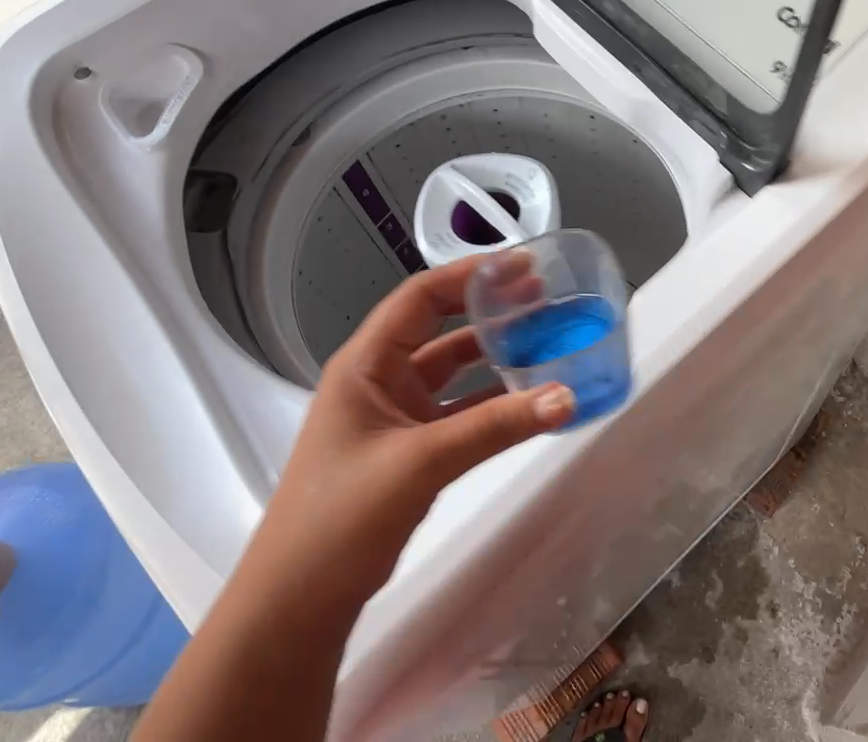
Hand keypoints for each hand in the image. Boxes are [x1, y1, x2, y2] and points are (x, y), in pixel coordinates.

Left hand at [245, 255, 574, 607]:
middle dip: (492, 310)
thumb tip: (568, 396)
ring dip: (497, 355)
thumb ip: (496, 427)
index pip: (421, 298)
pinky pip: (462, 410)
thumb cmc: (342, 516)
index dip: (471, 275)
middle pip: (441, 328)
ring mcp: (396, 416)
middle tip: (548, 300)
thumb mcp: (421, 461)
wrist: (299, 601)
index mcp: (366, 364)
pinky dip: (496, 401)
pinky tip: (533, 399)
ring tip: (548, 340)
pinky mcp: (411, 449)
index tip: (525, 267)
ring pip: (455, 371)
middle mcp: (380, 380)